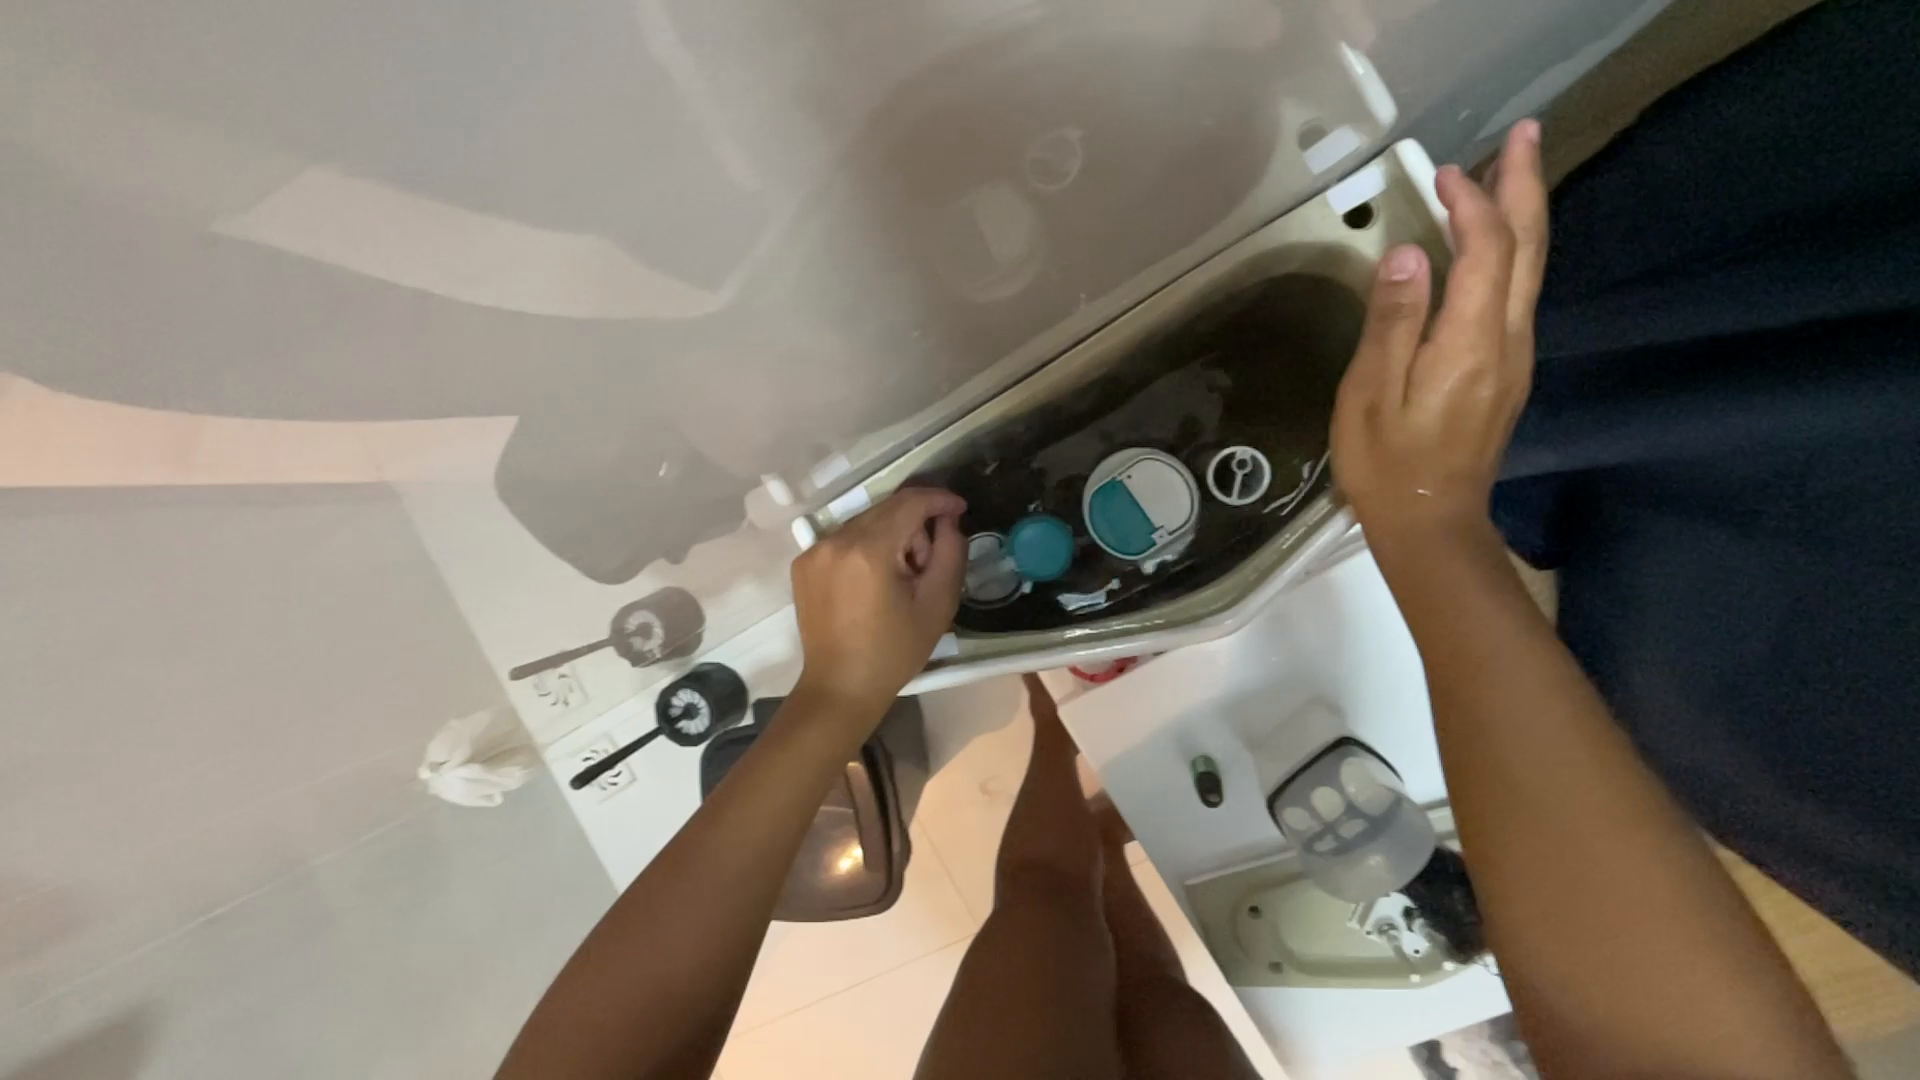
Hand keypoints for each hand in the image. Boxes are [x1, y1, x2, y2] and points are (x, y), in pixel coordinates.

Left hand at [790, 487, 967, 720]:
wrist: (840, 686)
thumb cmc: (894, 652)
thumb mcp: (937, 604)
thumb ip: (950, 552)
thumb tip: (948, 521)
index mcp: (869, 551)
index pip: (909, 503)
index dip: (940, 499)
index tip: (961, 509)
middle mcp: (835, 541)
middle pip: (887, 510)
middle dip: (916, 525)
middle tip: (929, 562)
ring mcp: (814, 551)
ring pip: (866, 523)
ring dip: (891, 536)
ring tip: (901, 577)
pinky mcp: (803, 564)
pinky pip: (845, 539)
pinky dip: (867, 548)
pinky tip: (874, 583)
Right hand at [1331, 120, 1547, 556]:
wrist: (1431, 522)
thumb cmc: (1386, 463)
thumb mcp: (1369, 395)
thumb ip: (1390, 322)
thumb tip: (1404, 253)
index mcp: (1470, 341)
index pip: (1485, 250)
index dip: (1469, 204)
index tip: (1440, 173)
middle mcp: (1508, 339)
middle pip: (1528, 249)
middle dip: (1524, 187)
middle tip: (1520, 135)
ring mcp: (1514, 357)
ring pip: (1530, 270)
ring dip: (1522, 217)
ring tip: (1507, 177)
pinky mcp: (1506, 373)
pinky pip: (1517, 296)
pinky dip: (1510, 255)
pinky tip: (1491, 248)